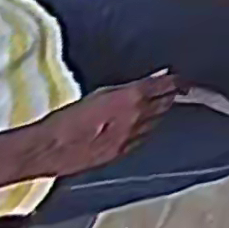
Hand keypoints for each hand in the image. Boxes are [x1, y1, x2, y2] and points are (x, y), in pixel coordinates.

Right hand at [27, 74, 179, 177]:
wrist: (44, 148)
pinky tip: (137, 127)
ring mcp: (131, 135)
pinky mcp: (121, 152)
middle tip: (169, 93)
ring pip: (157, 120)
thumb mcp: (104, 92)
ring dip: (158, 113)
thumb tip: (158, 75)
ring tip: (151, 109)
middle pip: (167, 103)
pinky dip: (145, 130)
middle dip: (170, 97)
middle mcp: (138, 115)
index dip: (179, 81)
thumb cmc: (68, 117)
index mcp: (134, 96)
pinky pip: (143, 137)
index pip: (169, 84)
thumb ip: (135, 84)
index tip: (184, 80)